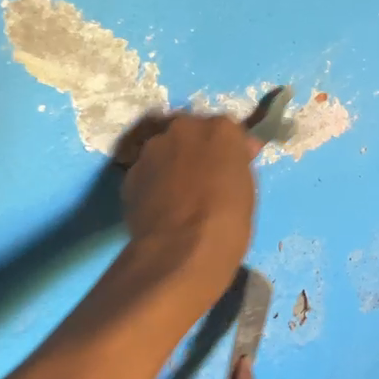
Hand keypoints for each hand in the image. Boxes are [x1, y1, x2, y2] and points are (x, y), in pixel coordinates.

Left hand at [121, 114, 259, 299]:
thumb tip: (239, 154)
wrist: (181, 250)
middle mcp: (184, 128)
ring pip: (165, 150)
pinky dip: (153, 183)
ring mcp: (153, 149)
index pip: (227, 130)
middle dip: (197, 150)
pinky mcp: (131, 172)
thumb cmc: (227, 221)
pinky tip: (160, 207)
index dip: (228, 150)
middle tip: (203, 178)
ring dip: (172, 164)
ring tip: (178, 195)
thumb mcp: (247, 189)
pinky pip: (147, 172)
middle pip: (192, 133)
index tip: (231, 168)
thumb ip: (238, 163)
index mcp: (221, 129)